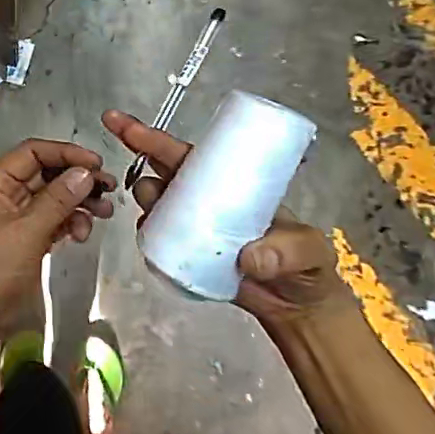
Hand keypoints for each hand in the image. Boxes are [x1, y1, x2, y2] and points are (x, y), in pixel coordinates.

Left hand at [0, 139, 115, 340]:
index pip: (34, 152)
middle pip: (47, 172)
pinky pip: (54, 218)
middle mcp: (5, 192)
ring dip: (79, 202)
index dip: (67, 153)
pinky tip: (82, 234)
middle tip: (109, 189)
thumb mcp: (28, 232)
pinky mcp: (26, 237)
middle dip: (78, 179)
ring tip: (104, 213)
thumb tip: (87, 172)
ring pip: (54, 196)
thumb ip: (59, 199)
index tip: (98, 164)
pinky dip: (70, 222)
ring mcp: (16, 216)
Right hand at [102, 110, 353, 331]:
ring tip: (148, 208)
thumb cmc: (307, 266)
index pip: (191, 156)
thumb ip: (287, 251)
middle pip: (166, 174)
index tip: (125, 125)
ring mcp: (197, 230)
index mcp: (233, 184)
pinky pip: (161, 244)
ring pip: (159, 206)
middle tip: (140, 182)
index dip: (157, 140)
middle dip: (143, 164)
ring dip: (147, 202)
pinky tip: (147, 239)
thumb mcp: (309, 249)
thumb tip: (249, 257)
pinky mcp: (190, 260)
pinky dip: (149, 239)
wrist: (300, 308)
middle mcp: (209, 201)